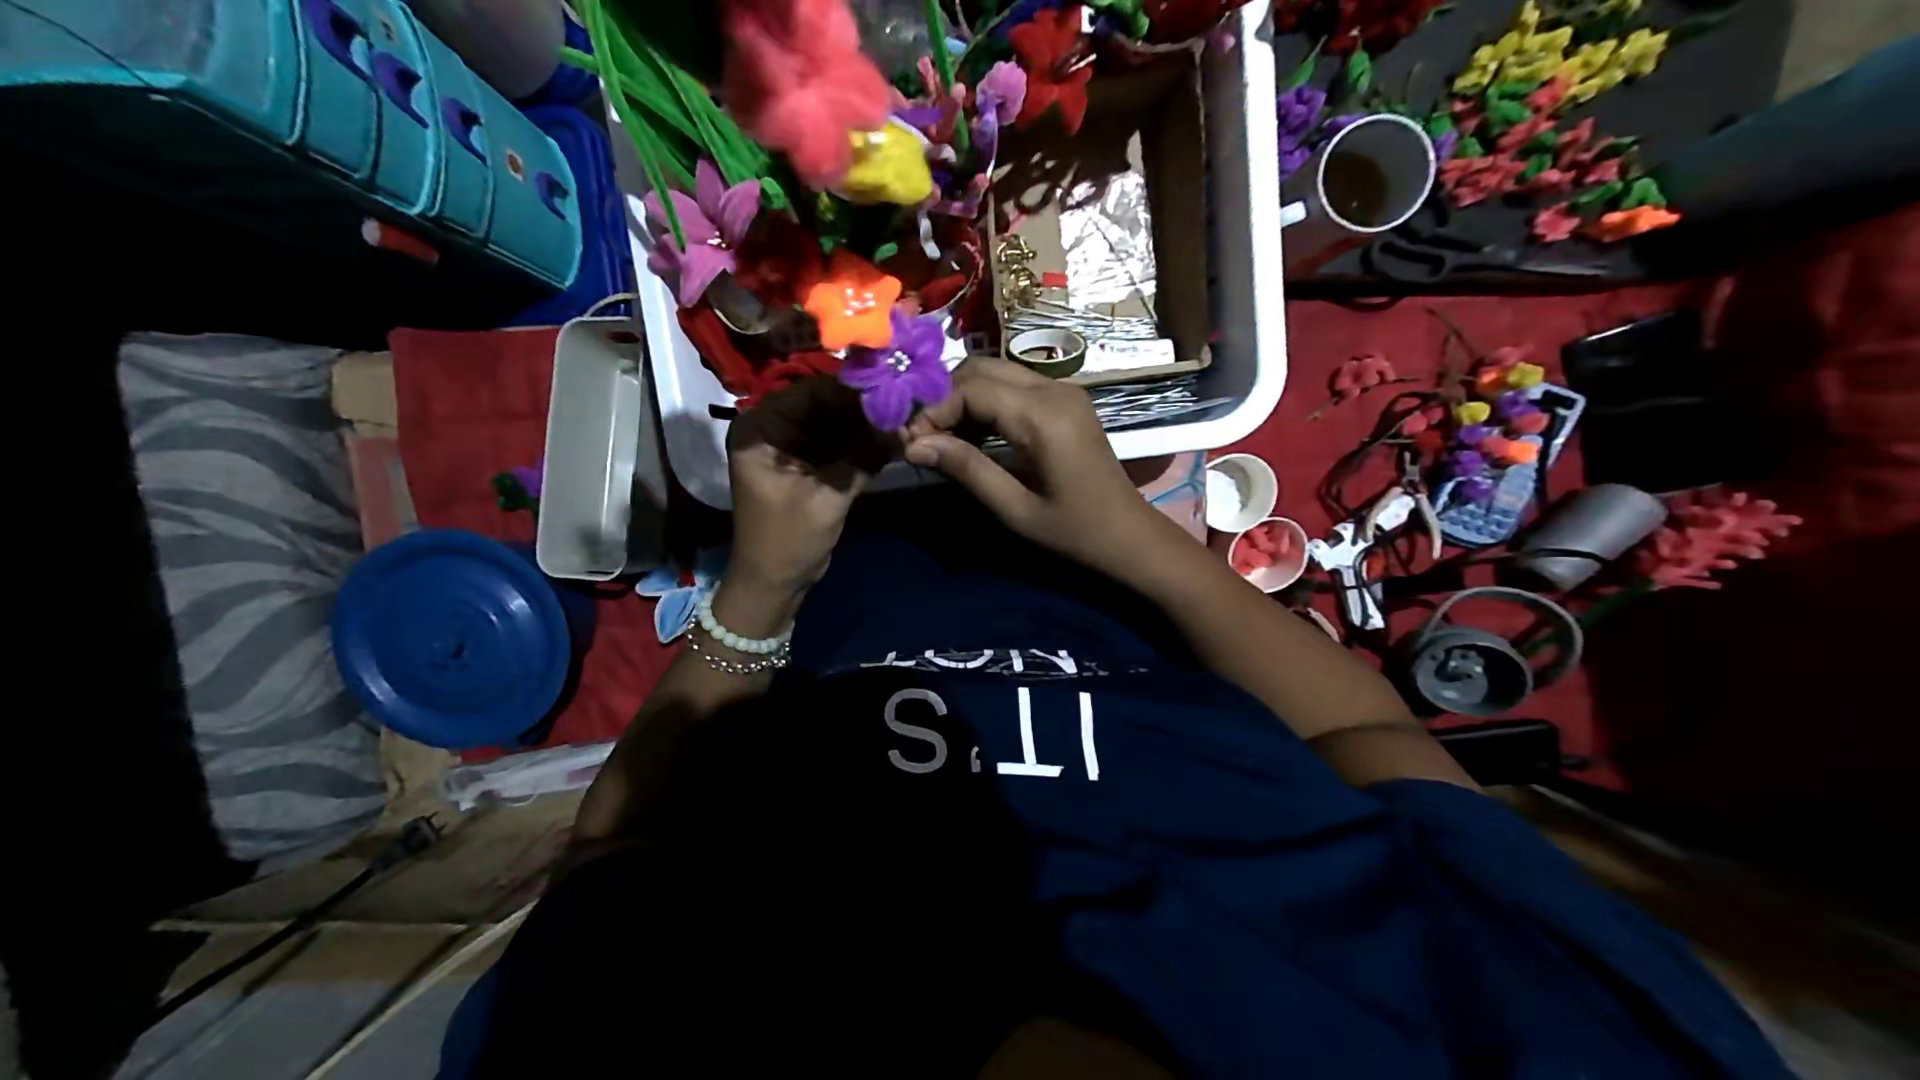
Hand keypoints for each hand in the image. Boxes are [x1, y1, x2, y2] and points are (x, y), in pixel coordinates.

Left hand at [724, 377, 891, 622]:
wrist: (775, 584)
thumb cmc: (787, 540)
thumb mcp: (827, 496)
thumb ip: (863, 457)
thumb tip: (905, 425)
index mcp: (761, 428)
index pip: (810, 393)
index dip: (852, 390)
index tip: (893, 388)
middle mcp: (776, 428)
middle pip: (827, 404)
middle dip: (865, 407)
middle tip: (907, 403)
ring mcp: (795, 445)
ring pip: (838, 422)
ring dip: (870, 424)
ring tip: (908, 418)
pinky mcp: (812, 463)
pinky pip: (842, 442)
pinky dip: (866, 442)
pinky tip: (896, 438)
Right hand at [903, 358, 1178, 584]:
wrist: (1128, 533)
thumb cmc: (1074, 530)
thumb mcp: (1014, 508)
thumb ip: (966, 469)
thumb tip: (913, 445)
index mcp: (1043, 416)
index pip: (971, 388)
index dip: (934, 409)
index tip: (912, 443)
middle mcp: (1054, 389)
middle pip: (980, 368)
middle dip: (944, 398)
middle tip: (924, 438)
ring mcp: (1063, 389)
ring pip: (995, 371)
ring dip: (963, 397)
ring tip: (944, 439)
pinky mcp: (1065, 398)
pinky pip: (1013, 384)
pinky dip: (985, 401)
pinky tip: (974, 434)